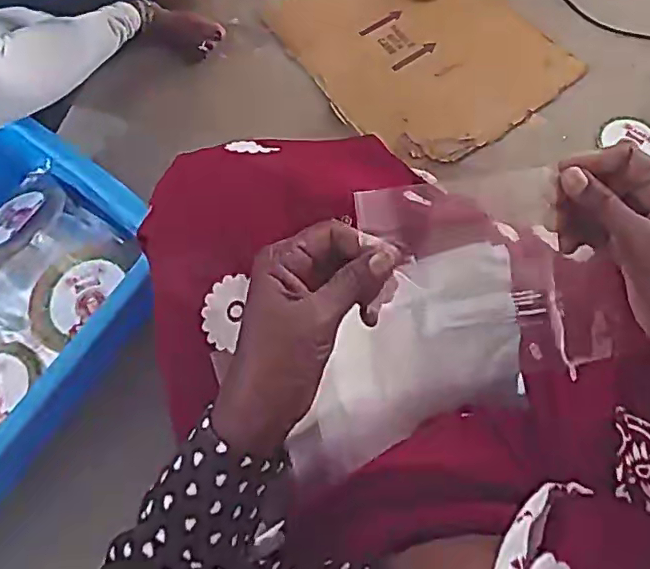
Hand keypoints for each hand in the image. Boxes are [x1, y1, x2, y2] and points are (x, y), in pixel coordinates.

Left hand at [211, 221, 399, 456]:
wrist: (259, 416)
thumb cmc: (279, 361)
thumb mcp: (318, 317)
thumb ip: (353, 281)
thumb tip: (388, 253)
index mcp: (281, 259)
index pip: (329, 233)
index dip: (361, 243)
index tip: (391, 262)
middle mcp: (290, 266)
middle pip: (340, 249)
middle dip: (367, 266)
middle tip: (388, 289)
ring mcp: (302, 287)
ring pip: (346, 270)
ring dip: (367, 284)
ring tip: (377, 308)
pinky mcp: (313, 308)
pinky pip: (345, 290)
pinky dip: (361, 298)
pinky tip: (370, 316)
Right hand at [556, 145, 649, 456]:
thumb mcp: (642, 243)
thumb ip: (604, 205)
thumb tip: (568, 173)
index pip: (627, 159)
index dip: (593, 163)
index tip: (560, 176)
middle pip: (610, 181)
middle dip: (579, 191)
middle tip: (552, 210)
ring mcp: (644, 231)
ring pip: (600, 207)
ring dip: (576, 214)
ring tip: (559, 234)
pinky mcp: (631, 255)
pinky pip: (600, 231)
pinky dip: (582, 234)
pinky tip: (569, 247)